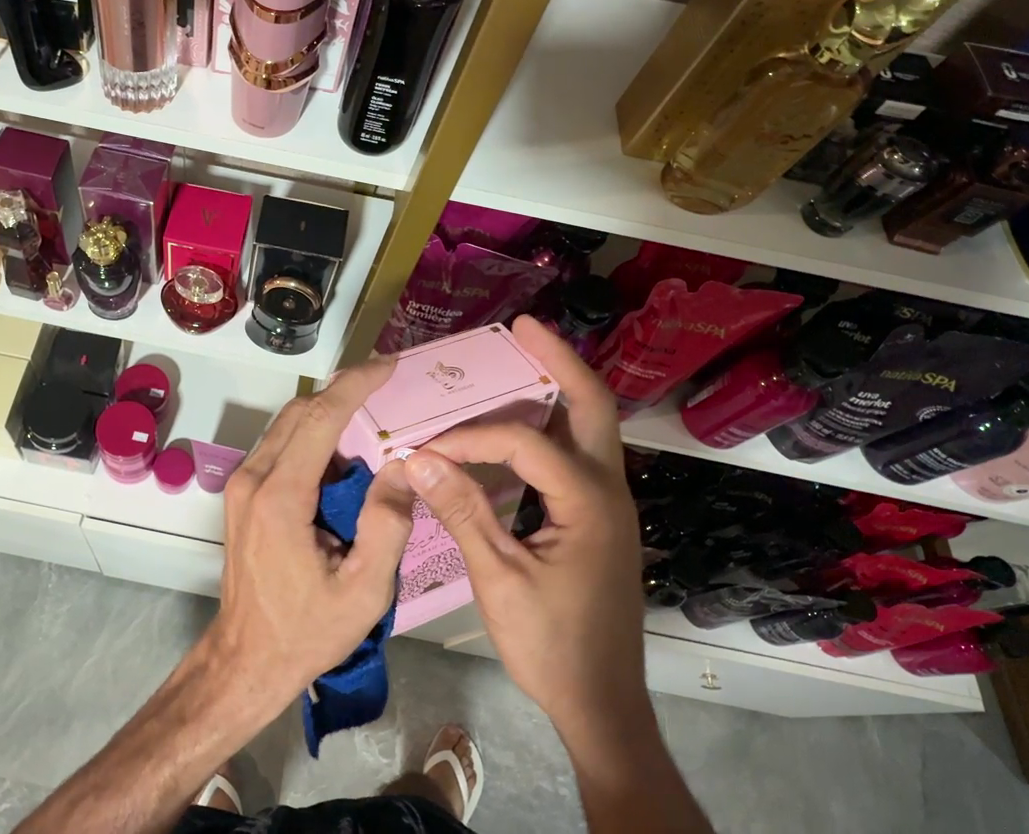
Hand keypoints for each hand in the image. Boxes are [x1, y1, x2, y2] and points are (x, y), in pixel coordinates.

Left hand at [200, 358, 417, 719]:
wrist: (246, 658)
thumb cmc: (307, 630)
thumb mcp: (364, 590)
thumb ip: (387, 524)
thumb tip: (401, 467)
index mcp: (281, 496)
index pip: (319, 418)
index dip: (355, 384)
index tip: (388, 364)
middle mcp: (253, 479)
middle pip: (300, 413)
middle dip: (344, 390)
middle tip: (390, 383)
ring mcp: (241, 485)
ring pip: (287, 427)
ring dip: (328, 414)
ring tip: (375, 414)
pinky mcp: (242, 495)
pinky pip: (281, 448)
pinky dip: (314, 438)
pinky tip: (346, 454)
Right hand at [406, 316, 644, 724]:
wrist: (602, 702)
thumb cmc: (551, 644)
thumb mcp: (498, 578)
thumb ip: (462, 511)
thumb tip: (417, 458)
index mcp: (589, 502)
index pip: (523, 444)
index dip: (469, 440)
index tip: (424, 452)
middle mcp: (610, 491)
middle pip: (592, 405)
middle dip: (559, 360)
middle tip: (522, 326)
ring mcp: (611, 506)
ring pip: (591, 428)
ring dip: (560, 389)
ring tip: (522, 359)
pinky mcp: (600, 521)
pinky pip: (579, 457)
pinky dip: (553, 428)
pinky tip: (519, 431)